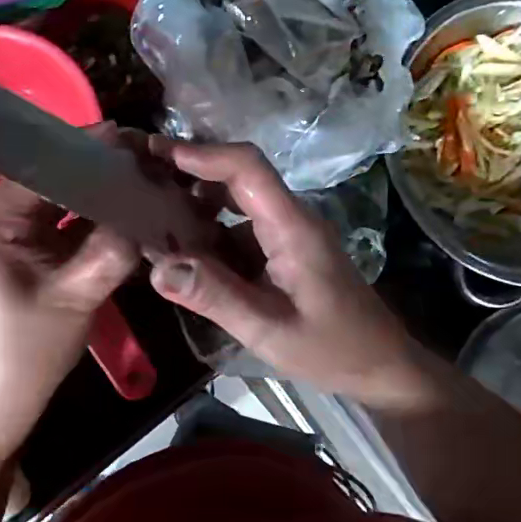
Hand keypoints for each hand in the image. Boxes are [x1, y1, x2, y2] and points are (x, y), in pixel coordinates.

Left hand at [0, 179, 138, 453]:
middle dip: (91, 173)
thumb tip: (146, 210)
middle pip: (47, 185)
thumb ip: (111, 251)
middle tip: (138, 157)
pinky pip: (56, 233)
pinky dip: (85, 226)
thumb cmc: (27, 353)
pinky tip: (120, 217)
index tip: (124, 136)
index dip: (81, 152)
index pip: (37, 171)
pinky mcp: (22, 264)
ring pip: (54, 208)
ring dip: (91, 199)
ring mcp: (8, 246)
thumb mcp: (75, 298)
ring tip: (135, 181)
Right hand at [143, 140, 429, 406]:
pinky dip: (208, 233)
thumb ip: (214, 297)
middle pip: (237, 176)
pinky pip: (239, 229)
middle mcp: (289, 219)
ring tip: (148, 214)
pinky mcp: (283, 251)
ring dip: (194, 204)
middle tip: (138, 180)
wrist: (381, 366)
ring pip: (236, 202)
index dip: (200, 155)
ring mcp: (287, 234)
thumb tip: (158, 267)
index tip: (154, 155)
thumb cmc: (332, 349)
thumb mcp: (268, 329)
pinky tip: (180, 251)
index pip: (246, 167)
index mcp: (291, 227)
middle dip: (188, 173)